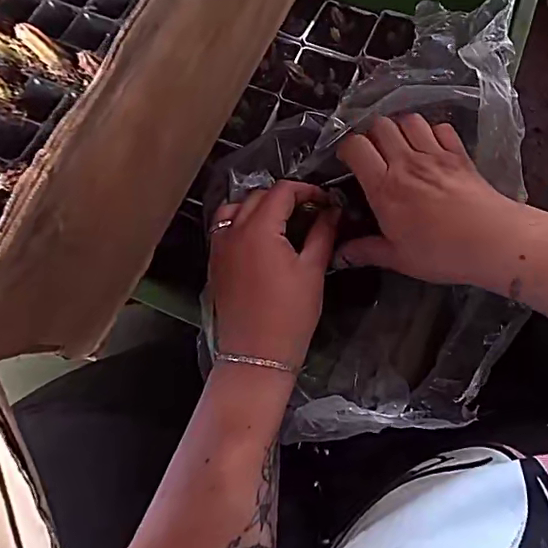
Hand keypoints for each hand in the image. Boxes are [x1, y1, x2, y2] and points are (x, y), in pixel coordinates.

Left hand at [207, 180, 338, 368]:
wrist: (255, 356)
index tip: (326, 201)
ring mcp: (219, 247)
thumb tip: (332, 211)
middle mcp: (233, 231)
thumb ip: (323, 233)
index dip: (307, 190)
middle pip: (258, 195)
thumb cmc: (289, 314)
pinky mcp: (215, 263)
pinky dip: (242, 222)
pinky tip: (263, 239)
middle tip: (312, 211)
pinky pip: (224, 228)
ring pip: (235, 208)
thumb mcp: (313, 270)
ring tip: (283, 220)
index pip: (282, 191)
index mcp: (258, 229)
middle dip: (286, 197)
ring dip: (259, 206)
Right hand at [334, 114, 526, 285]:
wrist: (492, 240)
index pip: (356, 147)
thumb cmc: (443, 253)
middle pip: (381, 125)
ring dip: (400, 127)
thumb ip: (367, 251)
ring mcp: (435, 155)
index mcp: (385, 188)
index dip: (346, 147)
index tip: (348, 159)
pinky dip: (433, 131)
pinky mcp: (459, 155)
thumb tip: (343, 254)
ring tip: (400, 143)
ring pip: (410, 120)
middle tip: (373, 151)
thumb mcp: (399, 258)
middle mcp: (407, 164)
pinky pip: (442, 128)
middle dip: (372, 132)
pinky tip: (432, 145)